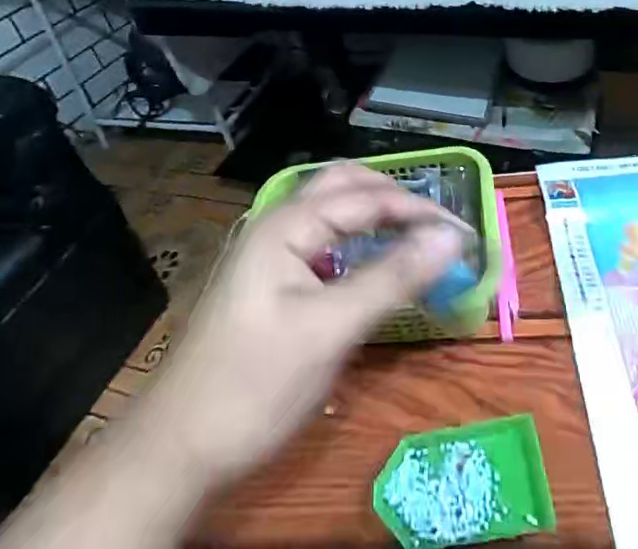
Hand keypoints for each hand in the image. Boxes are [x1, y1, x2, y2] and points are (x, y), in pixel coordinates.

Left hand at [142, 163, 468, 486]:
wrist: (173, 451)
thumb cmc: (253, 385)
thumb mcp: (330, 331)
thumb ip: (392, 278)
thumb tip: (451, 238)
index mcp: (286, 225)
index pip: (367, 197)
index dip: (419, 211)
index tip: (464, 235)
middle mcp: (276, 225)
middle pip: (345, 186)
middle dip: (395, 197)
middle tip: (436, 228)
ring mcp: (268, 252)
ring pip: (331, 210)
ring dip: (374, 212)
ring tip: (412, 236)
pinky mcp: (268, 279)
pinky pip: (321, 239)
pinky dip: (356, 238)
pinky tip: (370, 263)